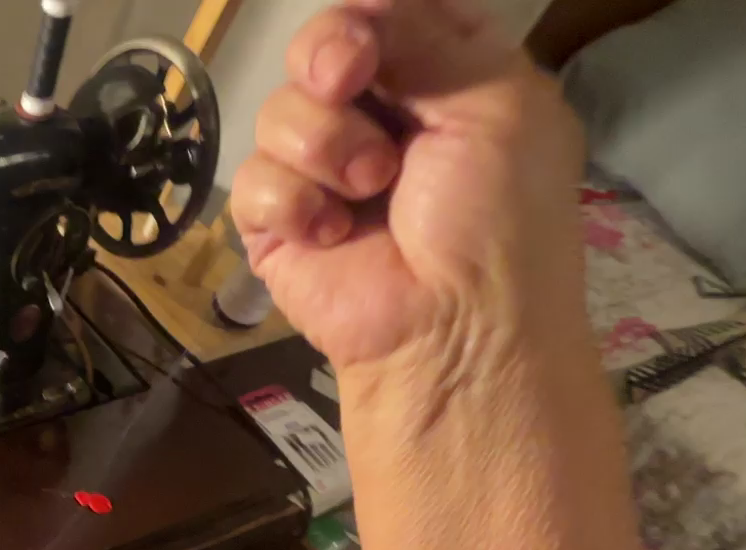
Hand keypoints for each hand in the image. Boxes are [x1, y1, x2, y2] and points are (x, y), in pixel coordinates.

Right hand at [232, 0, 588, 395]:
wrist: (446, 321)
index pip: (377, 14)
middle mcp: (369, 117)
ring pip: (275, 117)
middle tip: (347, 87)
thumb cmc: (494, 213)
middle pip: (311, 52)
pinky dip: (289, 206)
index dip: (361, 18)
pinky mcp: (272, 226)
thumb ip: (426, 40)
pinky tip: (327, 235)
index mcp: (434, 76)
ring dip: (322, 149)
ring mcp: (314, 174)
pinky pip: (251, 185)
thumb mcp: (494, 101)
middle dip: (325, 64)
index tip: (368, 43)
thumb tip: (352, 14)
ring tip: (365, 192)